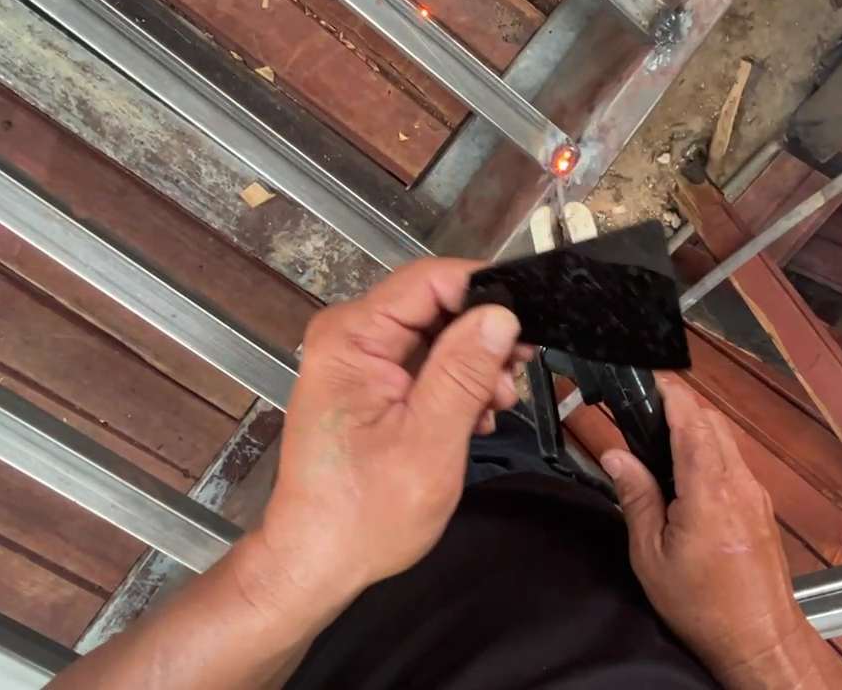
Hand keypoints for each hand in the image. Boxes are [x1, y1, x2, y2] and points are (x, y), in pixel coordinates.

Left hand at [250, 258, 524, 612]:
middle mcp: (350, 333)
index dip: (482, 292)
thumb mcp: (428, 442)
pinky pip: (425, 357)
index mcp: (353, 336)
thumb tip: (501, 314)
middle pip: (435, 303)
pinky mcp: (370, 377)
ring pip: (436, 330)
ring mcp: (358, 355)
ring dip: (473, 363)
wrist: (318, 561)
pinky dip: (456, 380)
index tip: (523, 325)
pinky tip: (473, 414)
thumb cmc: (365, 513)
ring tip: (493, 406)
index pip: (430, 279)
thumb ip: (464, 373)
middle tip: (512, 377)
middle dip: (481, 336)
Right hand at [602, 377, 819, 687]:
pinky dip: (710, 446)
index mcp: (708, 490)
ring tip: (662, 430)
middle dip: (681, 402)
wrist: (761, 642)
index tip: (649, 376)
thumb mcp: (651, 555)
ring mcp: (755, 491)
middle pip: (712, 419)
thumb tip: (615, 455)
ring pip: (726, 436)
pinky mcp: (762, 504)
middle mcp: (738, 482)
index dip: (671, 391)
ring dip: (697, 423)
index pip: (692, 420)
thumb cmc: (702, 605)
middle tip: (647, 402)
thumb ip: (635, 497)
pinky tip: (688, 465)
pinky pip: (734, 458)